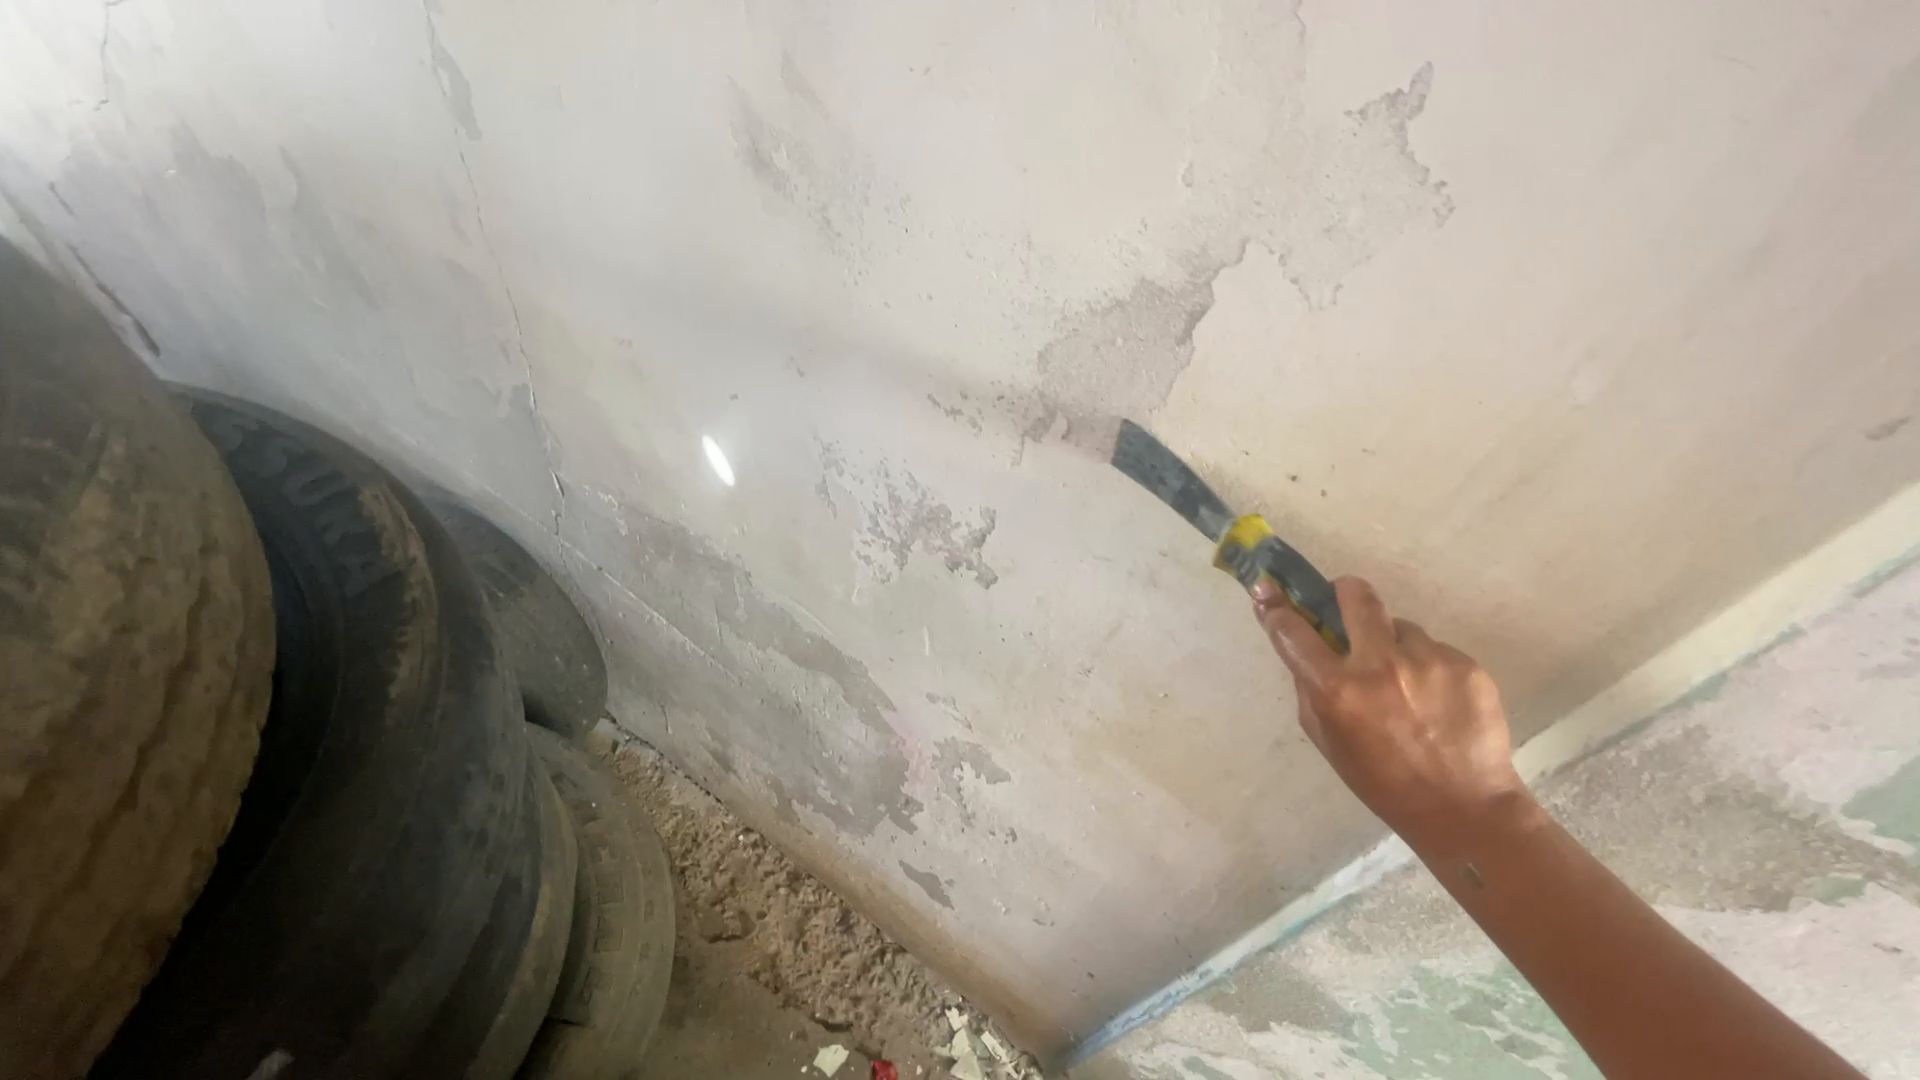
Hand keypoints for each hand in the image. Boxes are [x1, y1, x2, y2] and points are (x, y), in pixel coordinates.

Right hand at [1253, 576, 1528, 844]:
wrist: (1463, 807)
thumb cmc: (1380, 779)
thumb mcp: (1326, 738)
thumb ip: (1311, 687)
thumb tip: (1302, 645)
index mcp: (1337, 689)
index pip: (1293, 631)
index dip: (1275, 607)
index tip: (1267, 589)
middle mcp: (1381, 665)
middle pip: (1356, 596)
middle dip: (1345, 593)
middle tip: (1346, 606)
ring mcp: (1428, 660)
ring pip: (1401, 628)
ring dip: (1394, 646)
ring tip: (1407, 685)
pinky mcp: (1466, 665)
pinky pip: (1435, 651)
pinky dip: (1427, 668)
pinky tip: (1436, 702)